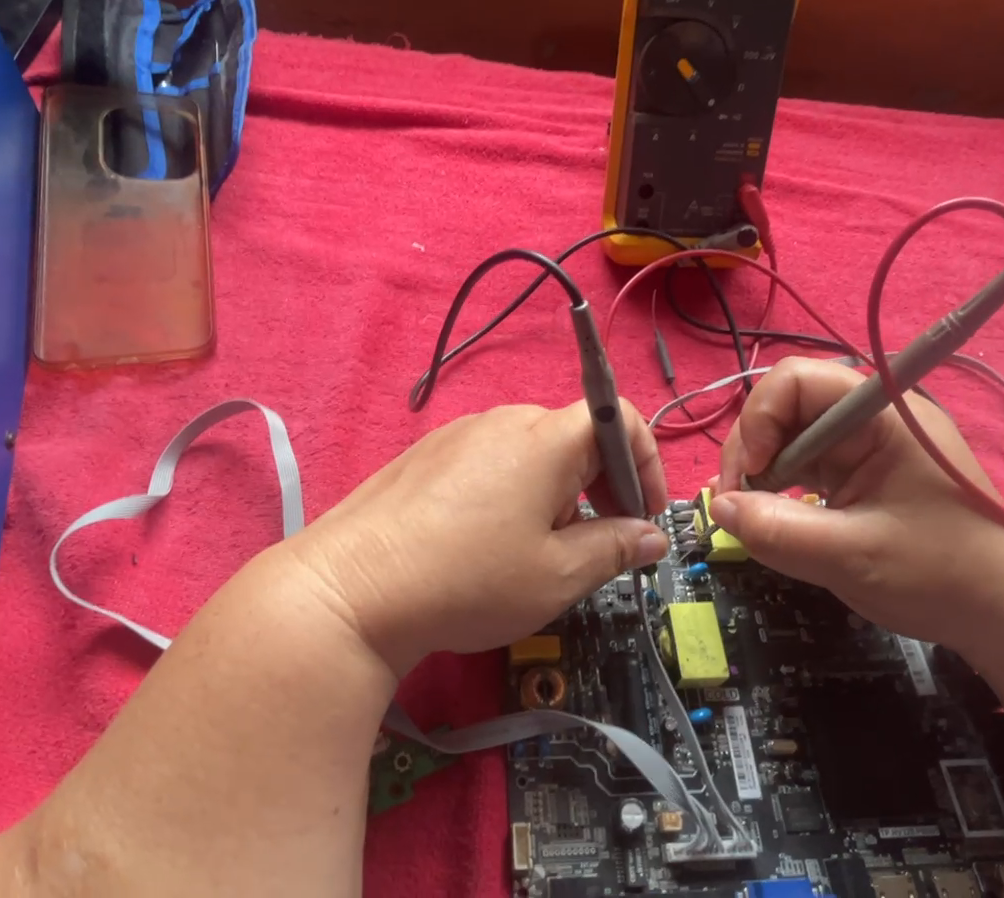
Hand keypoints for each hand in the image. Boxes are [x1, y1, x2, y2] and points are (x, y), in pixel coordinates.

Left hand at [287, 402, 669, 674]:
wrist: (352, 587)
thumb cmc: (470, 578)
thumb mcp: (557, 575)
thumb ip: (615, 548)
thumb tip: (651, 536)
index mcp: (544, 438)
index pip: (617, 416)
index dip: (645, 462)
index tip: (645, 516)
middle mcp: (502, 421)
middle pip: (572, 435)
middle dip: (598, 485)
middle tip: (593, 544)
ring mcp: (457, 435)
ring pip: (528, 453)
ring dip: (553, 494)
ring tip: (531, 554)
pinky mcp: (425, 456)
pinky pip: (487, 462)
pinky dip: (509, 493)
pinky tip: (482, 544)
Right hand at [710, 358, 1003, 672]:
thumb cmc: (942, 577)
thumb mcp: (852, 557)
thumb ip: (777, 531)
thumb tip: (718, 508)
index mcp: (882, 416)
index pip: (798, 381)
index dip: (760, 418)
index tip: (750, 476)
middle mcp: (871, 419)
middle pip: (785, 408)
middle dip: (751, 451)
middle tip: (735, 506)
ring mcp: (866, 445)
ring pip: (789, 438)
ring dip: (762, 474)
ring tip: (751, 518)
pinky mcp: (862, 472)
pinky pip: (805, 464)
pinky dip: (781, 489)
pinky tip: (776, 519)